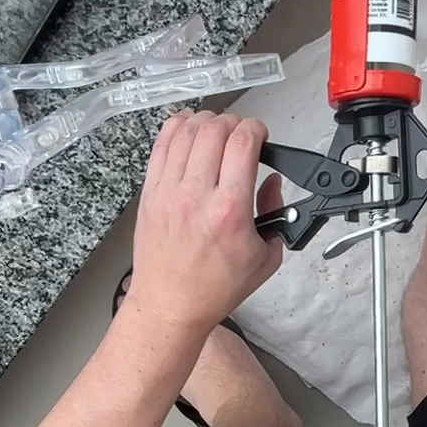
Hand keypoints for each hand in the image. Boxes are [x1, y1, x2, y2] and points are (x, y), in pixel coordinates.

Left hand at [125, 112, 284, 334]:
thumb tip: (271, 183)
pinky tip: (188, 127)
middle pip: (215, 129)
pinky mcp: (150, 193)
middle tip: (241, 133)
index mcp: (230, 211)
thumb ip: (276, 214)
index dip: (257, 128)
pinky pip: (161, 145)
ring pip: (186, 131)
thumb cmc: (214, 288)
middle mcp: (196, 196)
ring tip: (217, 129)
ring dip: (207, 121)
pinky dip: (177, 127)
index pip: (243, 143)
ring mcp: (169, 192)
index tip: (261, 135)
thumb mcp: (265, 259)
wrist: (171, 305)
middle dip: (234, 122)